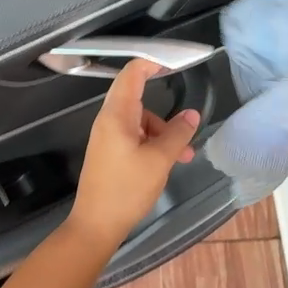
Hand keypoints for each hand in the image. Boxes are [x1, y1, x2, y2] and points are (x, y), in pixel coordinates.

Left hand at [67, 60, 200, 244]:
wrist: (96, 224)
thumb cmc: (126, 189)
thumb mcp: (160, 160)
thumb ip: (178, 134)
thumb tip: (191, 115)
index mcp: (116, 115)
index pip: (132, 74)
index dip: (152, 63)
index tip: (174, 62)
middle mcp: (108, 121)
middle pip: (138, 100)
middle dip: (166, 114)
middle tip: (187, 127)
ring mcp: (107, 138)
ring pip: (140, 122)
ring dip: (163, 134)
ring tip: (183, 156)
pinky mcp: (109, 154)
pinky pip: (135, 138)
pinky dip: (153, 145)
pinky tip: (167, 163)